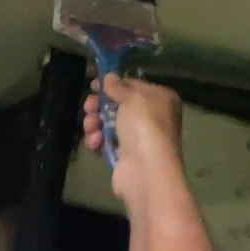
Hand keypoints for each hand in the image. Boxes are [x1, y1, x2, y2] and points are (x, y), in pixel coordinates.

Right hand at [83, 74, 185, 209]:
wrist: (146, 172)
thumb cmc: (144, 127)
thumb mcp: (132, 98)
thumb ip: (118, 85)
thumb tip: (109, 77)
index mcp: (161, 100)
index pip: (134, 85)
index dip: (113, 84)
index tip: (94, 85)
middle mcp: (153, 117)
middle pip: (118, 104)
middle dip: (99, 105)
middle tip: (88, 107)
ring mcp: (139, 138)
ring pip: (109, 122)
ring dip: (95, 123)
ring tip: (91, 128)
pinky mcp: (126, 155)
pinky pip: (107, 140)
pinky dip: (98, 140)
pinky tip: (95, 143)